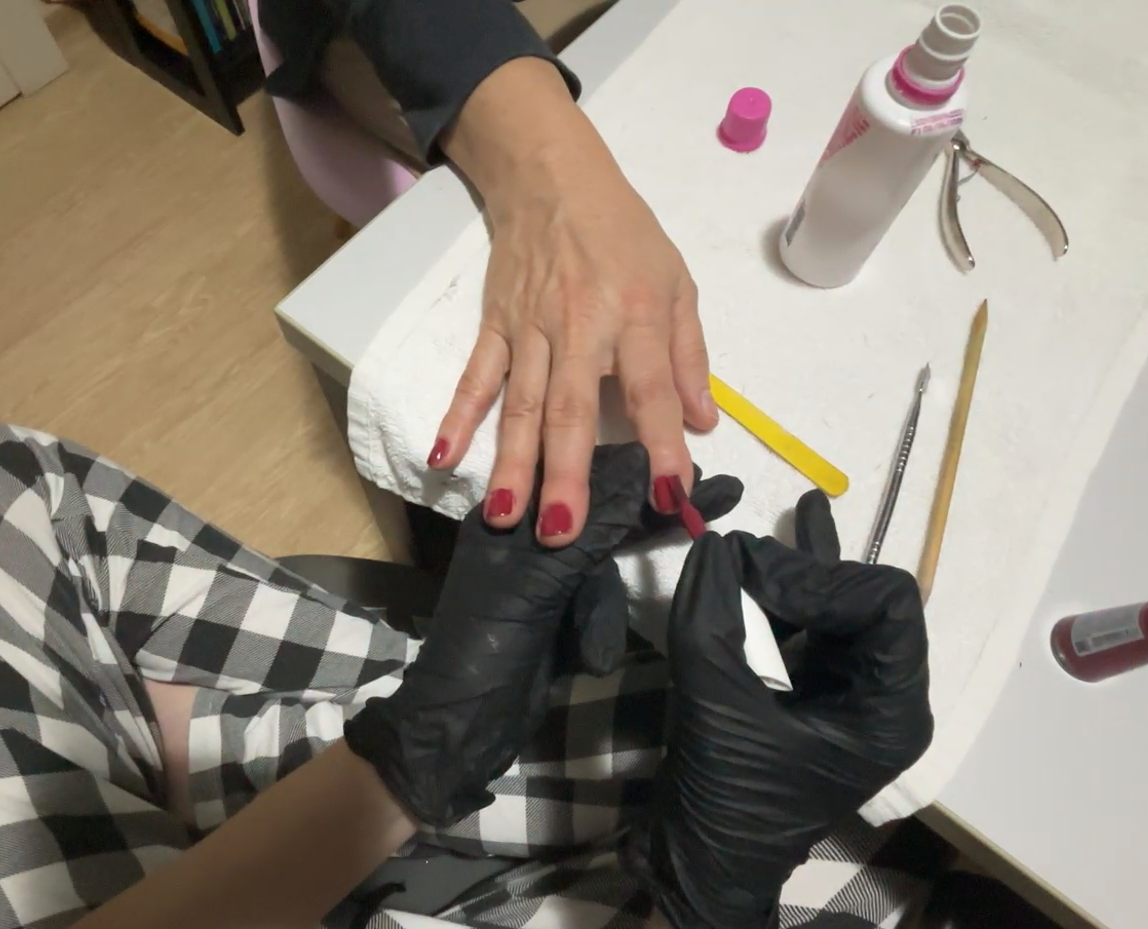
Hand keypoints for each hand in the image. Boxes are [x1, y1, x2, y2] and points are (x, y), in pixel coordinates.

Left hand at [346, 444, 741, 826]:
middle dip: (652, 516)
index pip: (582, 482)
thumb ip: (589, 529)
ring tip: (625, 610)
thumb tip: (640, 467)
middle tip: (721, 495)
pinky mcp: (560, 617)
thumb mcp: (537, 581)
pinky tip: (591, 657)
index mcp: (509, 516)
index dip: (638, 475)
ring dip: (611, 600)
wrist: (464, 725)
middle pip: (602, 518)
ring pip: (605, 568)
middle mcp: (529, 539)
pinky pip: (599, 606)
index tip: (695, 472)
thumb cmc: (487, 644)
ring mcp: (545, 582)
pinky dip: (601, 630)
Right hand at [434, 58, 718, 546]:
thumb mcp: (677, 283)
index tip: (668, 496)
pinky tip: (444, 457)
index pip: (652, 390)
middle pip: (571, 409)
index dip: (661, 444)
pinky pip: (476, 376)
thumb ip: (690, 357)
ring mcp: (530, 329)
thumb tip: (703, 423)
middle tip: (560, 531)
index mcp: (637, 315)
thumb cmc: (625, 236)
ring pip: (520, 404)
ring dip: (512, 462)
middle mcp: (581, 327)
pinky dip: (459, 416)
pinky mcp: (495, 326)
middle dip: (565, 473)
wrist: (553, 178)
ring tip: (505, 516)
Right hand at [623, 491, 932, 928]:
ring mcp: (852, 692)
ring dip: (802, 572)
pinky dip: (793, 590)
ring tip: (787, 522)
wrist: (706, 859)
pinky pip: (814, 626)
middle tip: (742, 564)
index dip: (823, 580)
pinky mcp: (818, 690)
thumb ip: (711, 613)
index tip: (758, 588)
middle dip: (804, 574)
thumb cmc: (724, 792)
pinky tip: (794, 534)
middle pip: (866, 600)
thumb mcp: (712, 697)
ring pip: (842, 606)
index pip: (888, 604)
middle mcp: (884, 696)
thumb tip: (718, 543)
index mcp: (887, 710)